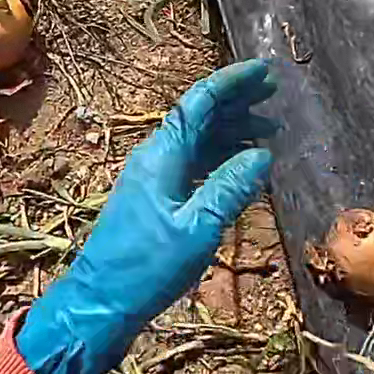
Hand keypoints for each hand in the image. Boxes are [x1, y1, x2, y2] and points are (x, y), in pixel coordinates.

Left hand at [18, 59, 278, 373]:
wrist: (100, 302)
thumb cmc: (147, 267)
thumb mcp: (197, 228)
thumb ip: (230, 187)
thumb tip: (262, 154)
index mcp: (163, 154)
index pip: (200, 102)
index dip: (232, 82)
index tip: (264, 71)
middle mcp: (157, 154)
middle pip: (200, 114)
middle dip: (237, 100)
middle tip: (273, 91)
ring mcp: (155, 174)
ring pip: (199, 137)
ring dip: (233, 129)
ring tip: (270, 128)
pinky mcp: (156, 193)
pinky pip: (194, 160)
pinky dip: (221, 155)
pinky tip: (243, 163)